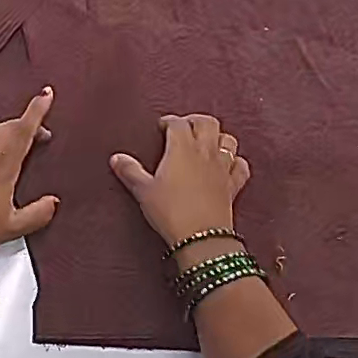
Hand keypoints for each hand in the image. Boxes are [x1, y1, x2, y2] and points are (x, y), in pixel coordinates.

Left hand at [0, 86, 59, 248]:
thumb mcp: (14, 224)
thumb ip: (38, 213)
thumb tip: (52, 204)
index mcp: (6, 162)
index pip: (25, 127)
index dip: (37, 109)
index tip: (45, 95)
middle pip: (11, 127)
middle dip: (27, 124)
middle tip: (39, 132)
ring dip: (7, 127)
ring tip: (15, 133)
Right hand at [110, 114, 251, 246]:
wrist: (200, 237)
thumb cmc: (170, 211)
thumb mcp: (144, 191)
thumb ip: (130, 171)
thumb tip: (116, 158)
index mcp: (182, 148)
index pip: (178, 123)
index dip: (169, 121)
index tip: (162, 126)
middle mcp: (205, 152)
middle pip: (208, 123)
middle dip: (196, 121)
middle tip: (184, 126)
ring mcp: (223, 168)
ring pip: (228, 140)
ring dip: (218, 136)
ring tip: (206, 141)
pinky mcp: (233, 186)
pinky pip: (240, 166)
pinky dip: (235, 161)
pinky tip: (229, 164)